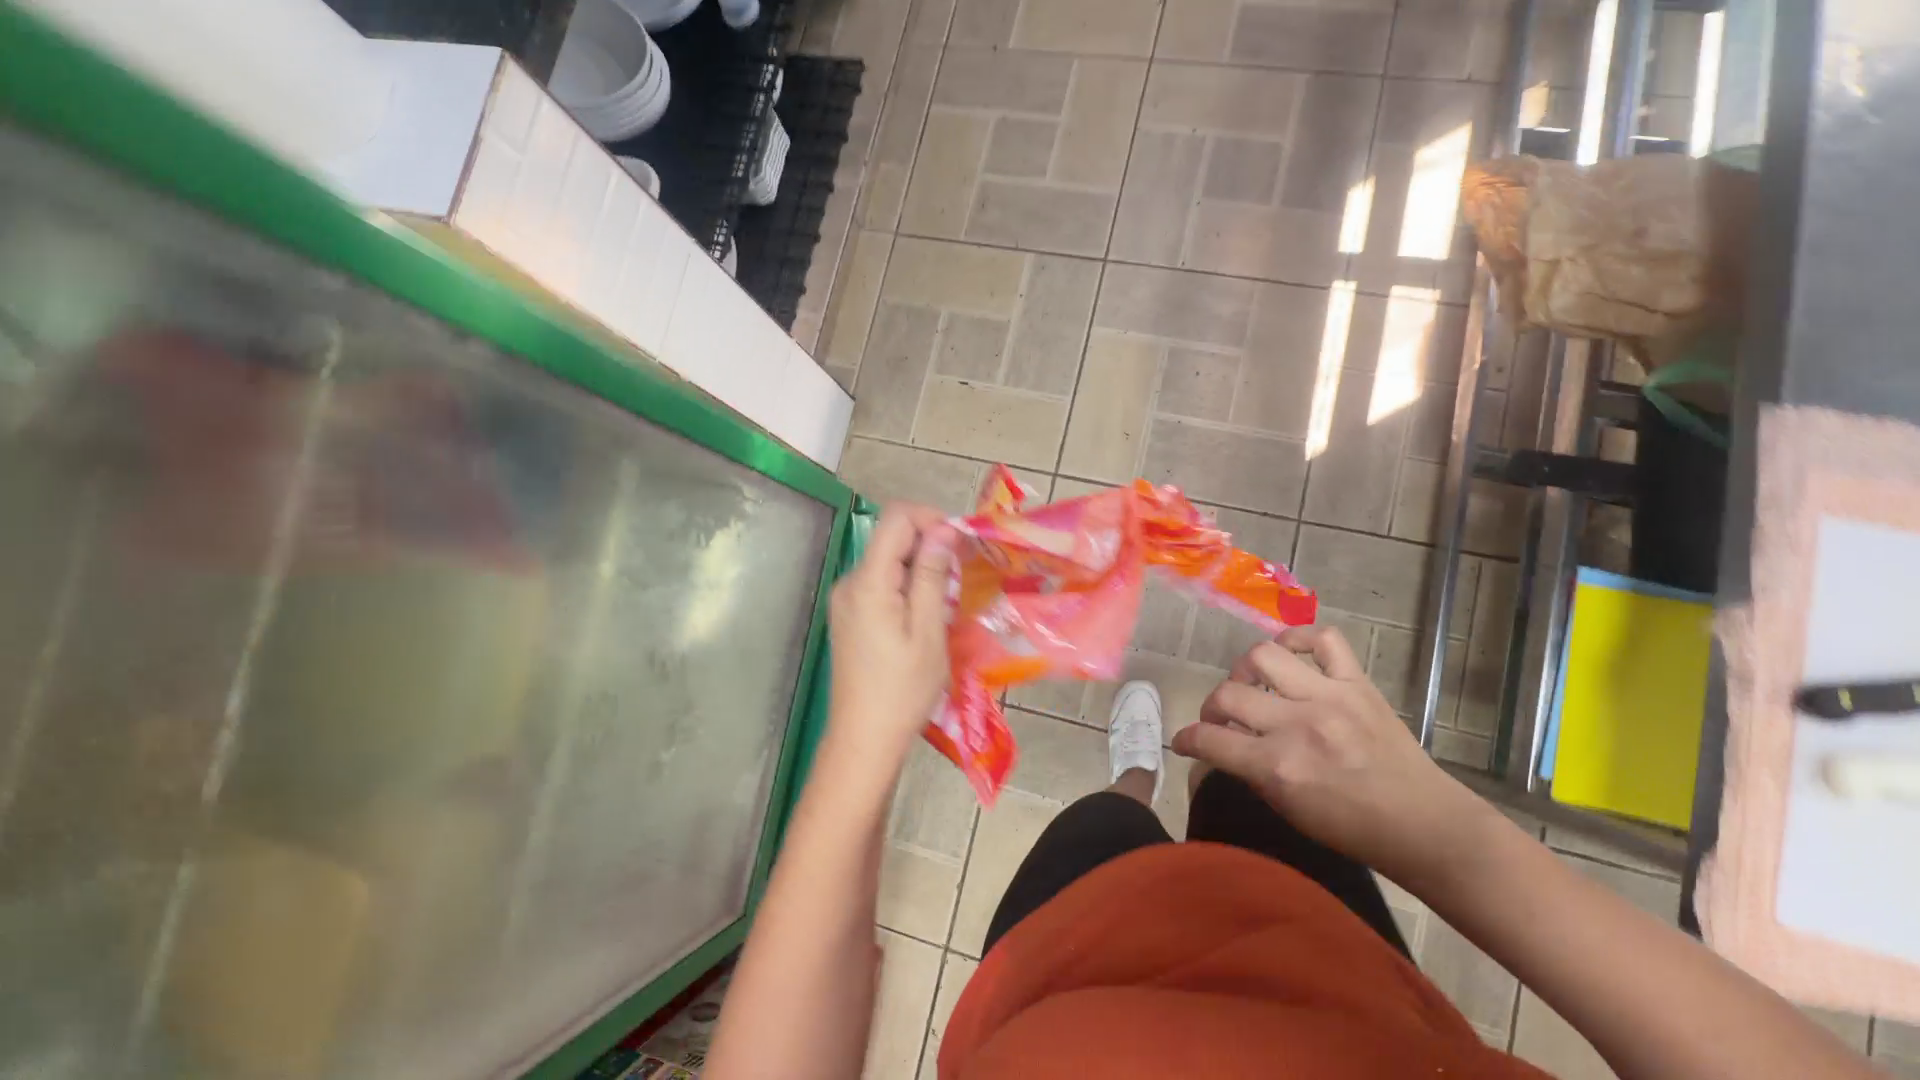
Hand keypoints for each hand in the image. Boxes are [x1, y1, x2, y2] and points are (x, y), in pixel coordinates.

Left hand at [827, 503, 955, 757]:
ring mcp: (846, 600)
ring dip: (920, 570)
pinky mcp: (849, 616)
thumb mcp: (928, 631)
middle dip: (929, 547)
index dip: (931, 518)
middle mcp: (850, 582)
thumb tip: (943, 529)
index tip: (961, 543)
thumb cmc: (903, 689)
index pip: (896, 518)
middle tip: (961, 579)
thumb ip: (932, 575)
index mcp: (868, 582)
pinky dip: (906, 588)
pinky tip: (925, 618)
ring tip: (947, 604)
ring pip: (888, 562)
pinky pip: (881, 585)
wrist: (864, 737)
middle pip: (891, 538)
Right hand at [1171, 625, 1491, 884]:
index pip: (1209, 739)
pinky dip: (1299, 639)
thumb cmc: (1350, 829)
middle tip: (1220, 719)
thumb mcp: (1287, 810)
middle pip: (1228, 694)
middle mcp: (1298, 725)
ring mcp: (1329, 697)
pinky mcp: (1358, 683)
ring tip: (1252, 684)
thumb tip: (1219, 749)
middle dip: (1211, 707)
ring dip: (1245, 670)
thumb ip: (1249, 773)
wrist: (1422, 824)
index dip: (1187, 739)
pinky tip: (1290, 654)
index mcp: (1278, 767)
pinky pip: (1323, 639)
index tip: (1184, 741)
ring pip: (1264, 656)